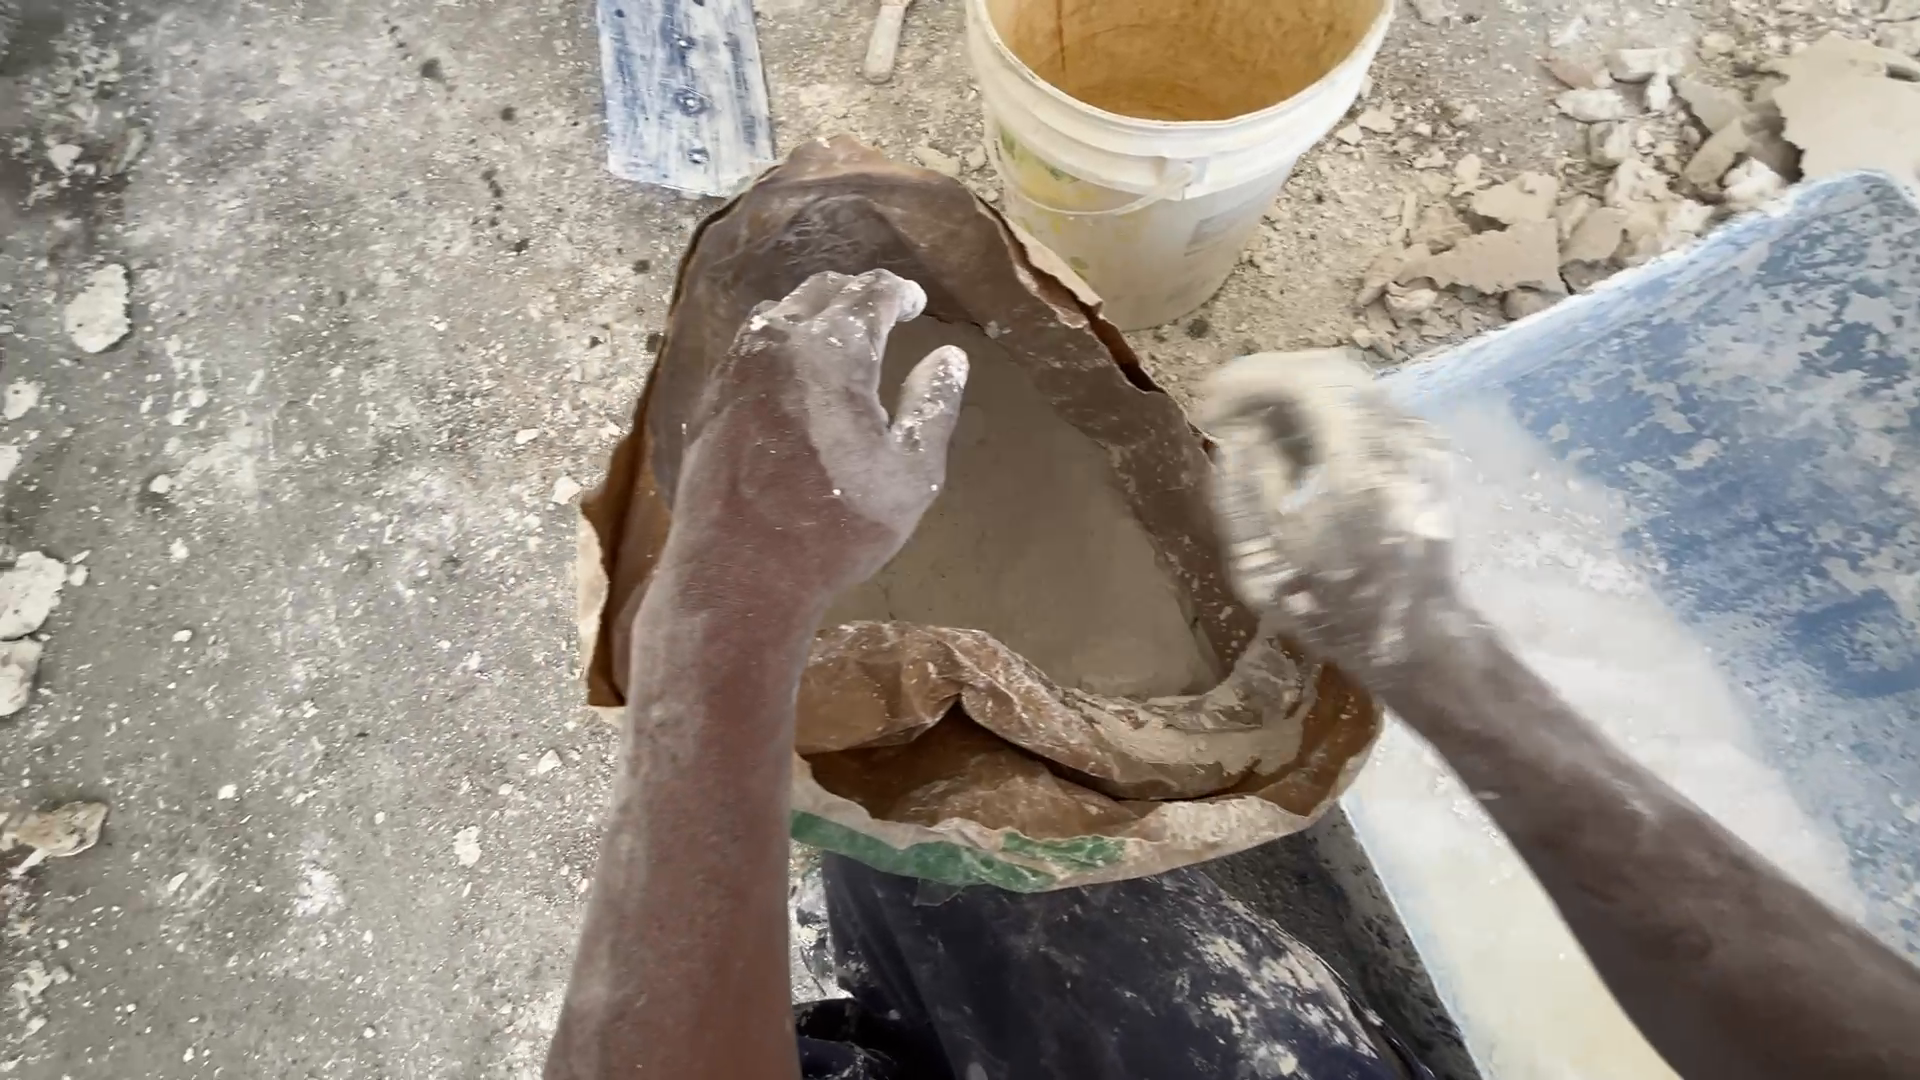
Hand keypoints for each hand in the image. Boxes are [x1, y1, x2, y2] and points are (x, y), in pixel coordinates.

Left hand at [661, 269, 967, 607]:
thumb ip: (932, 406)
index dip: (898, 292)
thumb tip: (950, 356)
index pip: (871, 292)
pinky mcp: (711, 400)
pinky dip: (780, 346)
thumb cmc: (838, 528)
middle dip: (856, 296)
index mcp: (833, 352)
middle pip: (821, 292)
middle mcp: (778, 344)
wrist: (740, 573)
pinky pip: (749, 349)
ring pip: (778, 315)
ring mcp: (735, 369)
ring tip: (837, 341)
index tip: (914, 303)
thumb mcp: (911, 474)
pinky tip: (793, 379)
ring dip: (814, 316)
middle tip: (882, 315)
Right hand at [1197, 348, 1461, 683]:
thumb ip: (1243, 493)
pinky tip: (1286, 434)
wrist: (1418, 636)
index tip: (1207, 404)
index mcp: (1356, 472)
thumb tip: (1239, 437)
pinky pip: (1363, 406)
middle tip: (1221, 406)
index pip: (1305, 385)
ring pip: (1348, 383)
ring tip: (1245, 418)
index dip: (1248, 382)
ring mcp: (1419, 444)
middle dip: (1264, 378)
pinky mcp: (1424, 452)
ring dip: (1289, 392)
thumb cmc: (1332, 611)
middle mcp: (1398, 445)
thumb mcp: (1262, 566)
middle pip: (1328, 371)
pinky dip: (1316, 408)